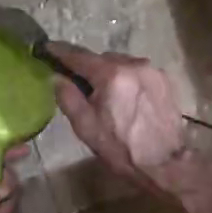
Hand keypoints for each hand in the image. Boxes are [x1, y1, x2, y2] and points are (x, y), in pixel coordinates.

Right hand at [44, 43, 193, 195]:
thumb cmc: (121, 148)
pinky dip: (126, 79)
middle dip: (89, 68)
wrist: (164, 164)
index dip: (60, 51)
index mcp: (112, 74)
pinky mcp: (164, 79)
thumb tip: (55, 77)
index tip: (47, 47)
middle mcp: (133, 64)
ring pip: (121, 64)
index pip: (79, 56)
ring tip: (105, 95)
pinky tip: (125, 98)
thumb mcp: (86, 127)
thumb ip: (68, 97)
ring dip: (109, 73)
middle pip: (102, 58)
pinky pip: (137, 72)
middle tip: (79, 85)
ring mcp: (152, 70)